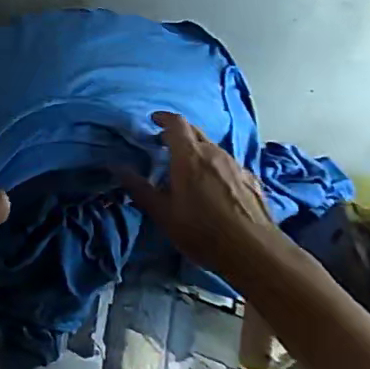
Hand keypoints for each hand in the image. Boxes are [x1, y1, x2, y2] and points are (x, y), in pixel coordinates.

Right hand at [122, 111, 318, 295]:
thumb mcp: (162, 213)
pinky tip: (212, 186)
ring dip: (197, 151)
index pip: (176, 123)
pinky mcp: (251, 180)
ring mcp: (236, 166)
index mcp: (190, 156)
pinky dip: (214, 166)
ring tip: (186, 168)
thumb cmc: (201, 230)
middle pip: (195, 132)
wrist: (252, 250)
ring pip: (213, 148)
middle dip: (178, 134)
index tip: (153, 120)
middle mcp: (215, 153)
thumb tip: (117, 168)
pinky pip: (228, 164)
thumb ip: (140, 188)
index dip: (163, 118)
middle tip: (163, 145)